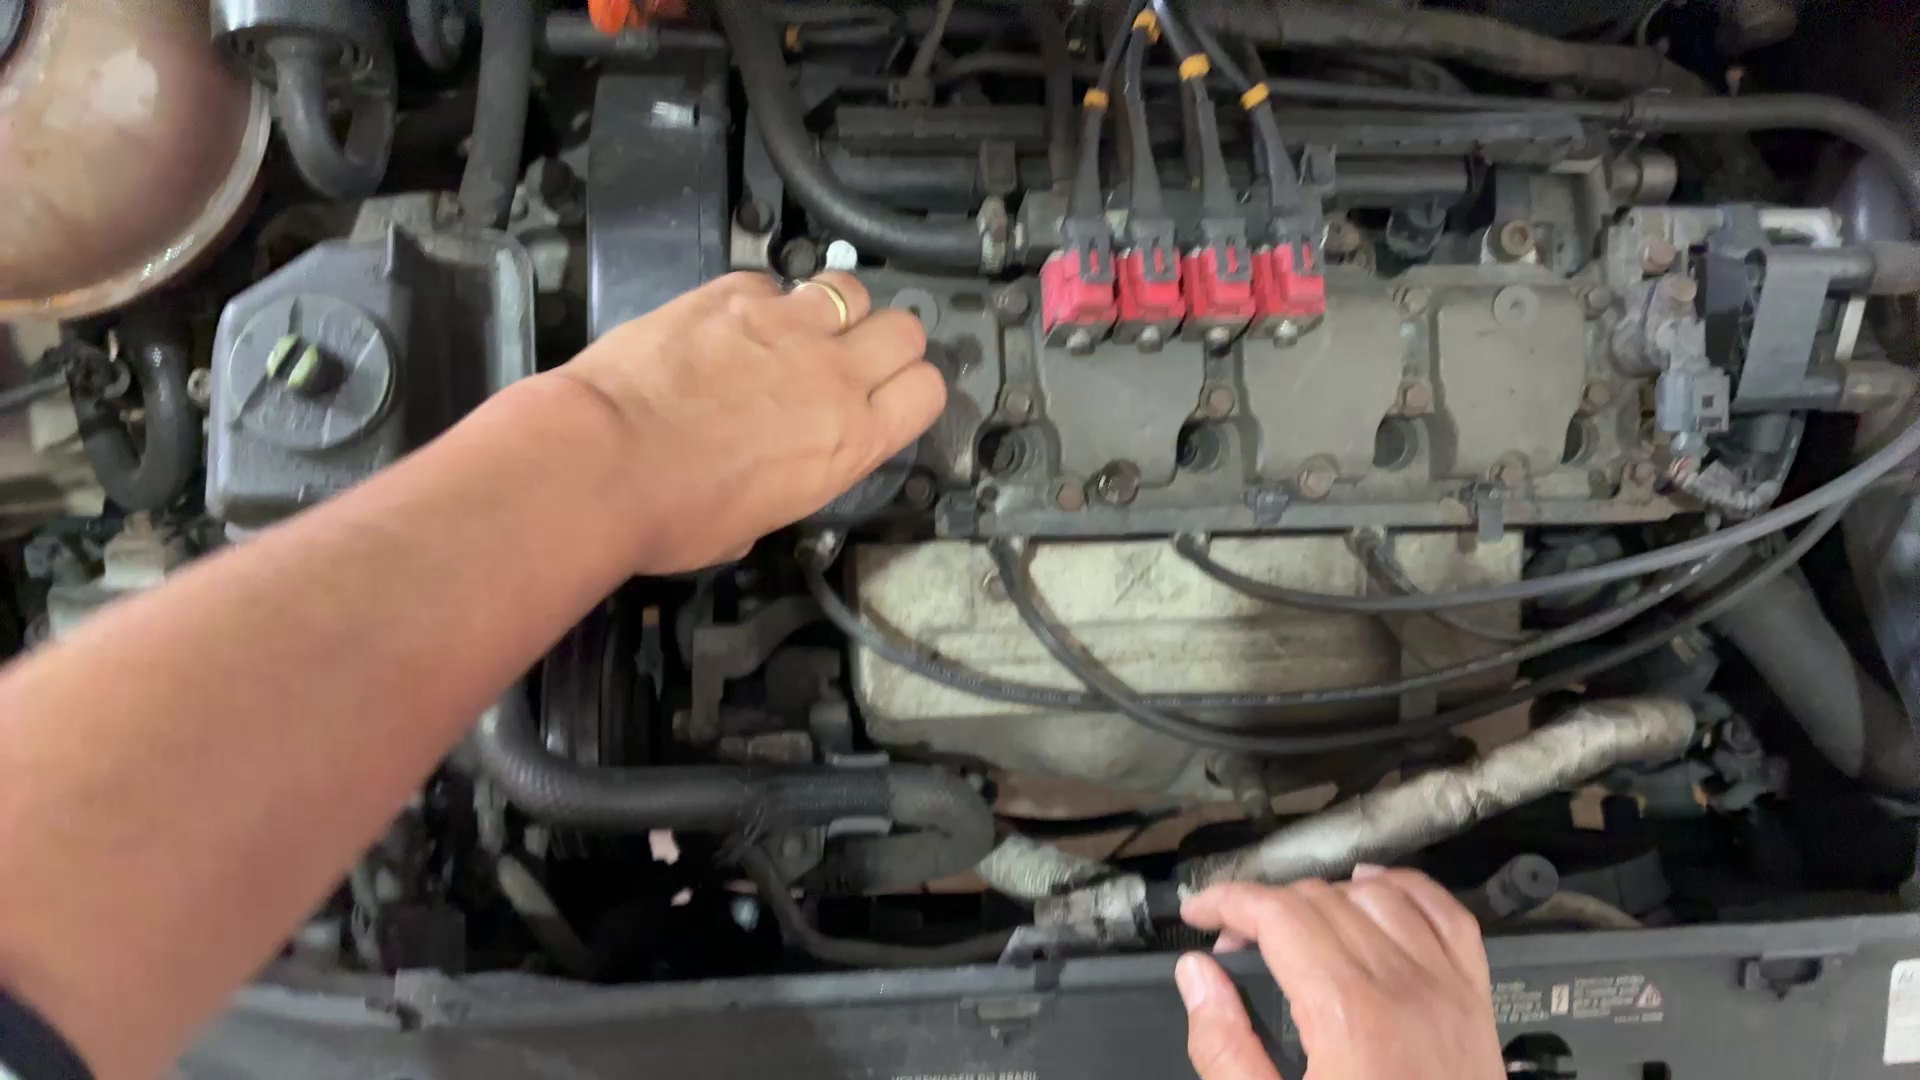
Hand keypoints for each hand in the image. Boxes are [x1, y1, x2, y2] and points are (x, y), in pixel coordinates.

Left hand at [554, 270, 942, 572]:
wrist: (602, 465)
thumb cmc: (680, 515)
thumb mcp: (769, 516)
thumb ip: (802, 472)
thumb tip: (785, 459)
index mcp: (853, 440)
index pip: (927, 391)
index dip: (914, 391)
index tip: (892, 396)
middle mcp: (835, 374)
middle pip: (906, 330)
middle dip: (888, 342)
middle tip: (854, 357)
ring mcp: (786, 325)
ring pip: (850, 289)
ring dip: (836, 309)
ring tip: (803, 329)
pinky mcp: (732, 294)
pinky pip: (772, 283)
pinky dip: (763, 302)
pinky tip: (734, 325)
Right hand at [1176, 867, 1504, 1079]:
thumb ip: (1224, 1048)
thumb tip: (1197, 972)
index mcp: (1349, 1017)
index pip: (1276, 913)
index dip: (1225, 900)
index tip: (1197, 912)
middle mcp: (1402, 988)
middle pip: (1317, 898)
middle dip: (1262, 905)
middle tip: (1234, 943)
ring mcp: (1448, 991)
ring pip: (1372, 895)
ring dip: (1322, 896)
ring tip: (1291, 928)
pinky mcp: (1476, 1004)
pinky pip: (1443, 913)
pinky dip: (1402, 888)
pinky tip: (1370, 892)